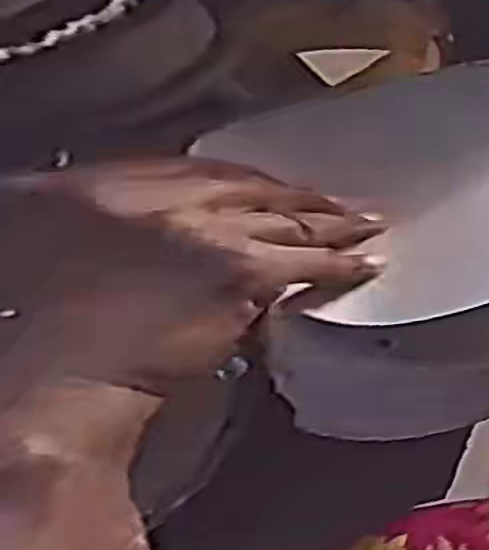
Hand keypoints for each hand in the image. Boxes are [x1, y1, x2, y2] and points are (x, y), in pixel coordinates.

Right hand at [0, 159, 383, 402]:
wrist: (61, 378)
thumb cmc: (64, 325)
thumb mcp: (86, 247)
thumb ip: (145, 223)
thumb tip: (206, 220)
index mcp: (99, 189)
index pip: (208, 172)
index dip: (260, 183)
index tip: (288, 189)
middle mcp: (153, 202)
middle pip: (258, 193)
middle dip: (307, 201)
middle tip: (340, 207)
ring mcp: (206, 233)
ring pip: (294, 223)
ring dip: (338, 227)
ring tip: (366, 228)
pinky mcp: (245, 269)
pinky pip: (315, 262)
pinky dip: (346, 265)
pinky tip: (366, 264)